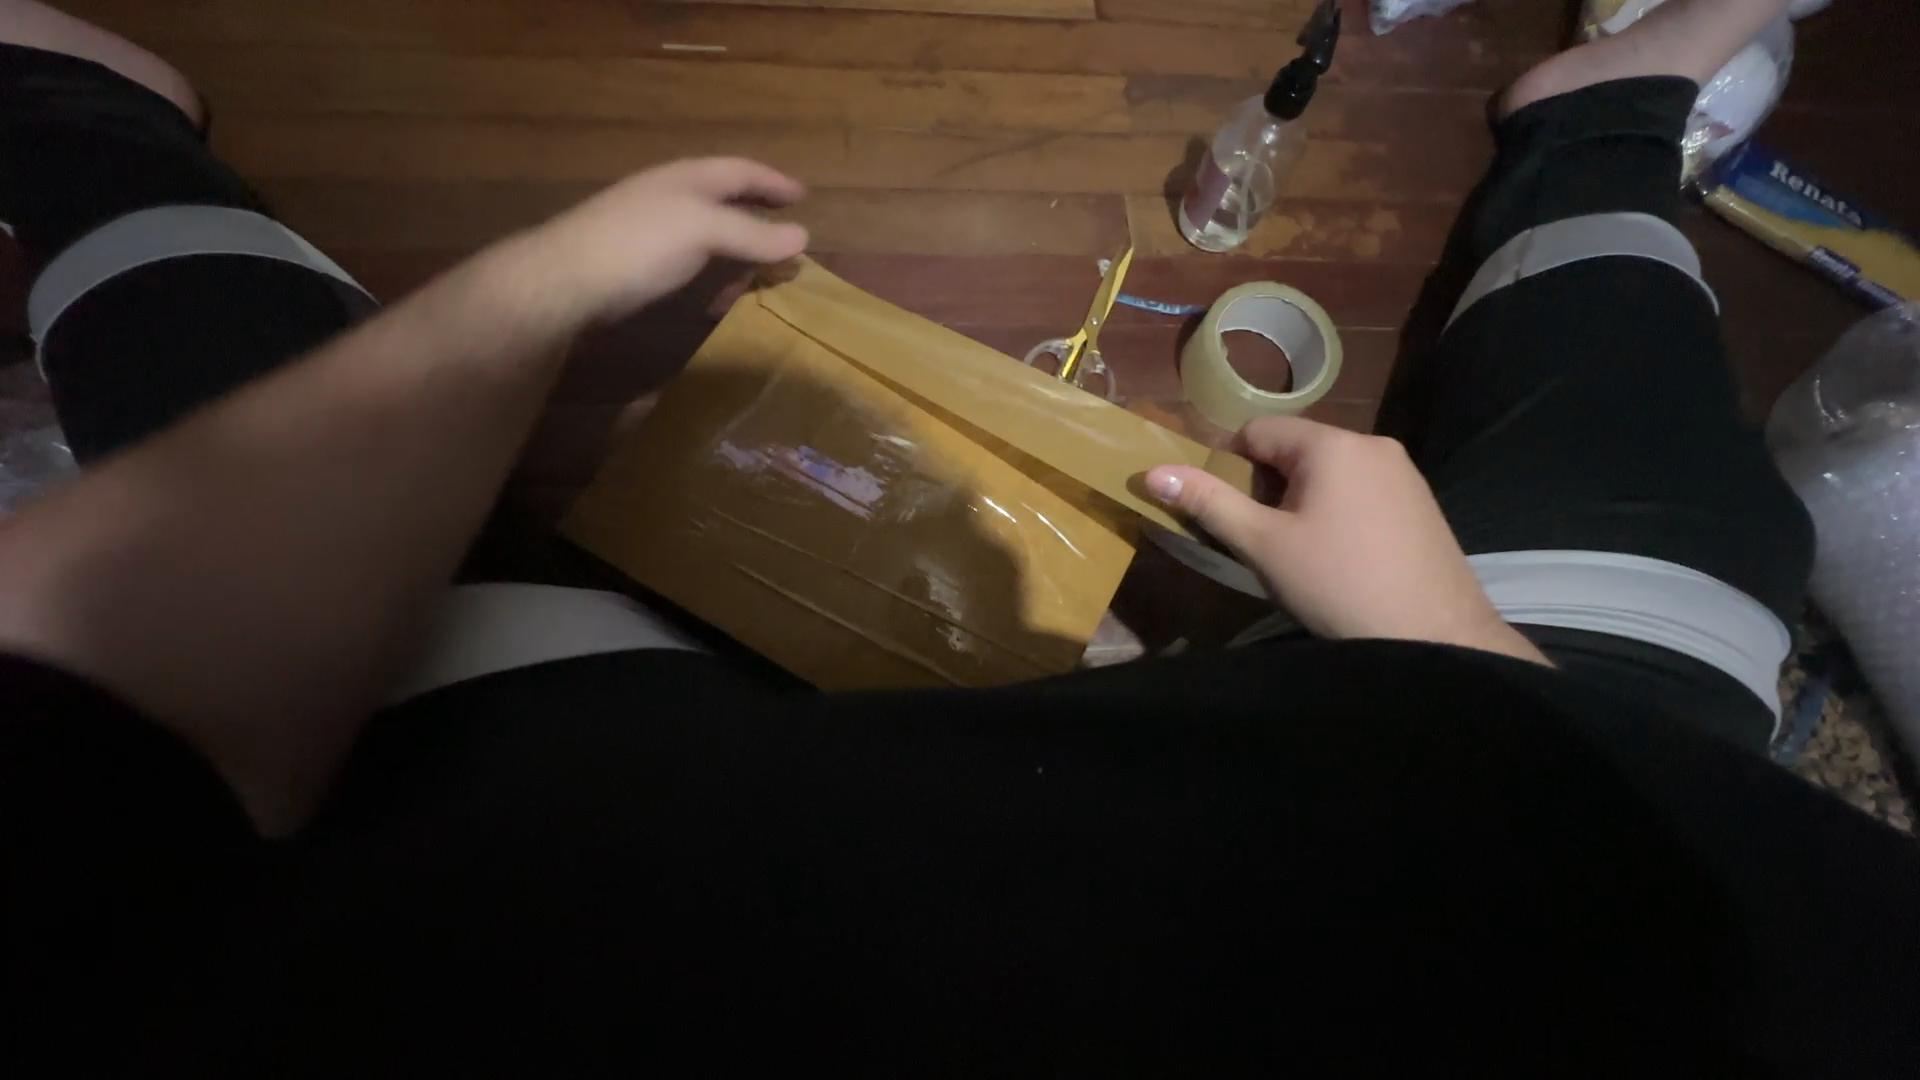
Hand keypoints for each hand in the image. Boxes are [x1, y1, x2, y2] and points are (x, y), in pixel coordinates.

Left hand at [518, 157, 809, 325]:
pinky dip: (715, 281)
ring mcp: (654, 235)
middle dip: (760, 221)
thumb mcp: (702, 230)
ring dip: (740, 257)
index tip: (803, 196)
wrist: (566, 284)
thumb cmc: (638, 245)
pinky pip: (693, 269)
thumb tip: (803, 237)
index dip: (772, 182)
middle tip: (790, 241)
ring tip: (763, 277)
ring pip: (711, 240)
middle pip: (726, 204)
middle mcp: (671, 201)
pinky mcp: (642, 269)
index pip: (740, 171)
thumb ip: (751, 234)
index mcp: (687, 181)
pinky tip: (720, 302)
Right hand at [1146, 417, 1548, 665]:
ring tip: (1296, 550)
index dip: (1227, 465)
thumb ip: (1208, 502)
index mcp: (1332, 445)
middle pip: (1293, 449)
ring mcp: (1403, 472)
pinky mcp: (1419, 501)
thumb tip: (1152, 473)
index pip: (1257, 431)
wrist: (1434, 635)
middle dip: (1264, 485)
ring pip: (1326, 471)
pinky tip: (1337, 555)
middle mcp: (1372, 444)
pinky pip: (1358, 488)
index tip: (1224, 510)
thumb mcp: (1262, 544)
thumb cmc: (1337, 583)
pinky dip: (1333, 509)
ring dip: (1297, 499)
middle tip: (1258, 537)